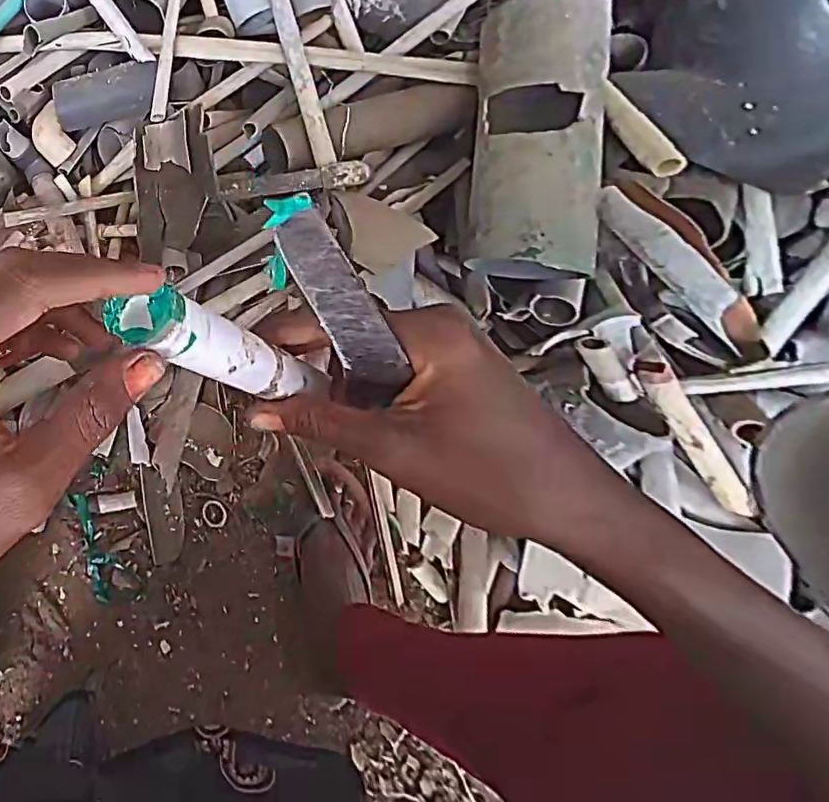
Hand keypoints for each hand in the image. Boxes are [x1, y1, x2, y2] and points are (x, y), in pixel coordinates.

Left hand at [0, 250, 165, 631]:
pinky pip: (1, 321)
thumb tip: (140, 367)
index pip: (27, 286)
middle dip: (87, 283)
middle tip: (140, 302)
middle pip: (17, 275)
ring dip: (68, 308)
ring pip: (11, 292)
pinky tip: (75, 355)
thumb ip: (89, 415)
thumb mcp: (26, 481)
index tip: (146, 281)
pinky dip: (45, 329)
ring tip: (113, 343)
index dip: (97, 278)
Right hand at [247, 305, 638, 546]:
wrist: (577, 510)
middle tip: (285, 403)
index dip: (283, 339)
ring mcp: (447, 346)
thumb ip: (318, 422)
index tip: (251, 358)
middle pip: (345, 335)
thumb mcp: (391, 449)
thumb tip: (264, 411)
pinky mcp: (451, 367)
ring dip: (342, 387)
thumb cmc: (502, 477)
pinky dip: (368, 393)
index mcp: (426, 332)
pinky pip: (389, 368)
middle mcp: (437, 327)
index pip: (331, 318)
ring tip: (339, 425)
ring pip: (364, 355)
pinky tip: (369, 425)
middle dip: (314, 371)